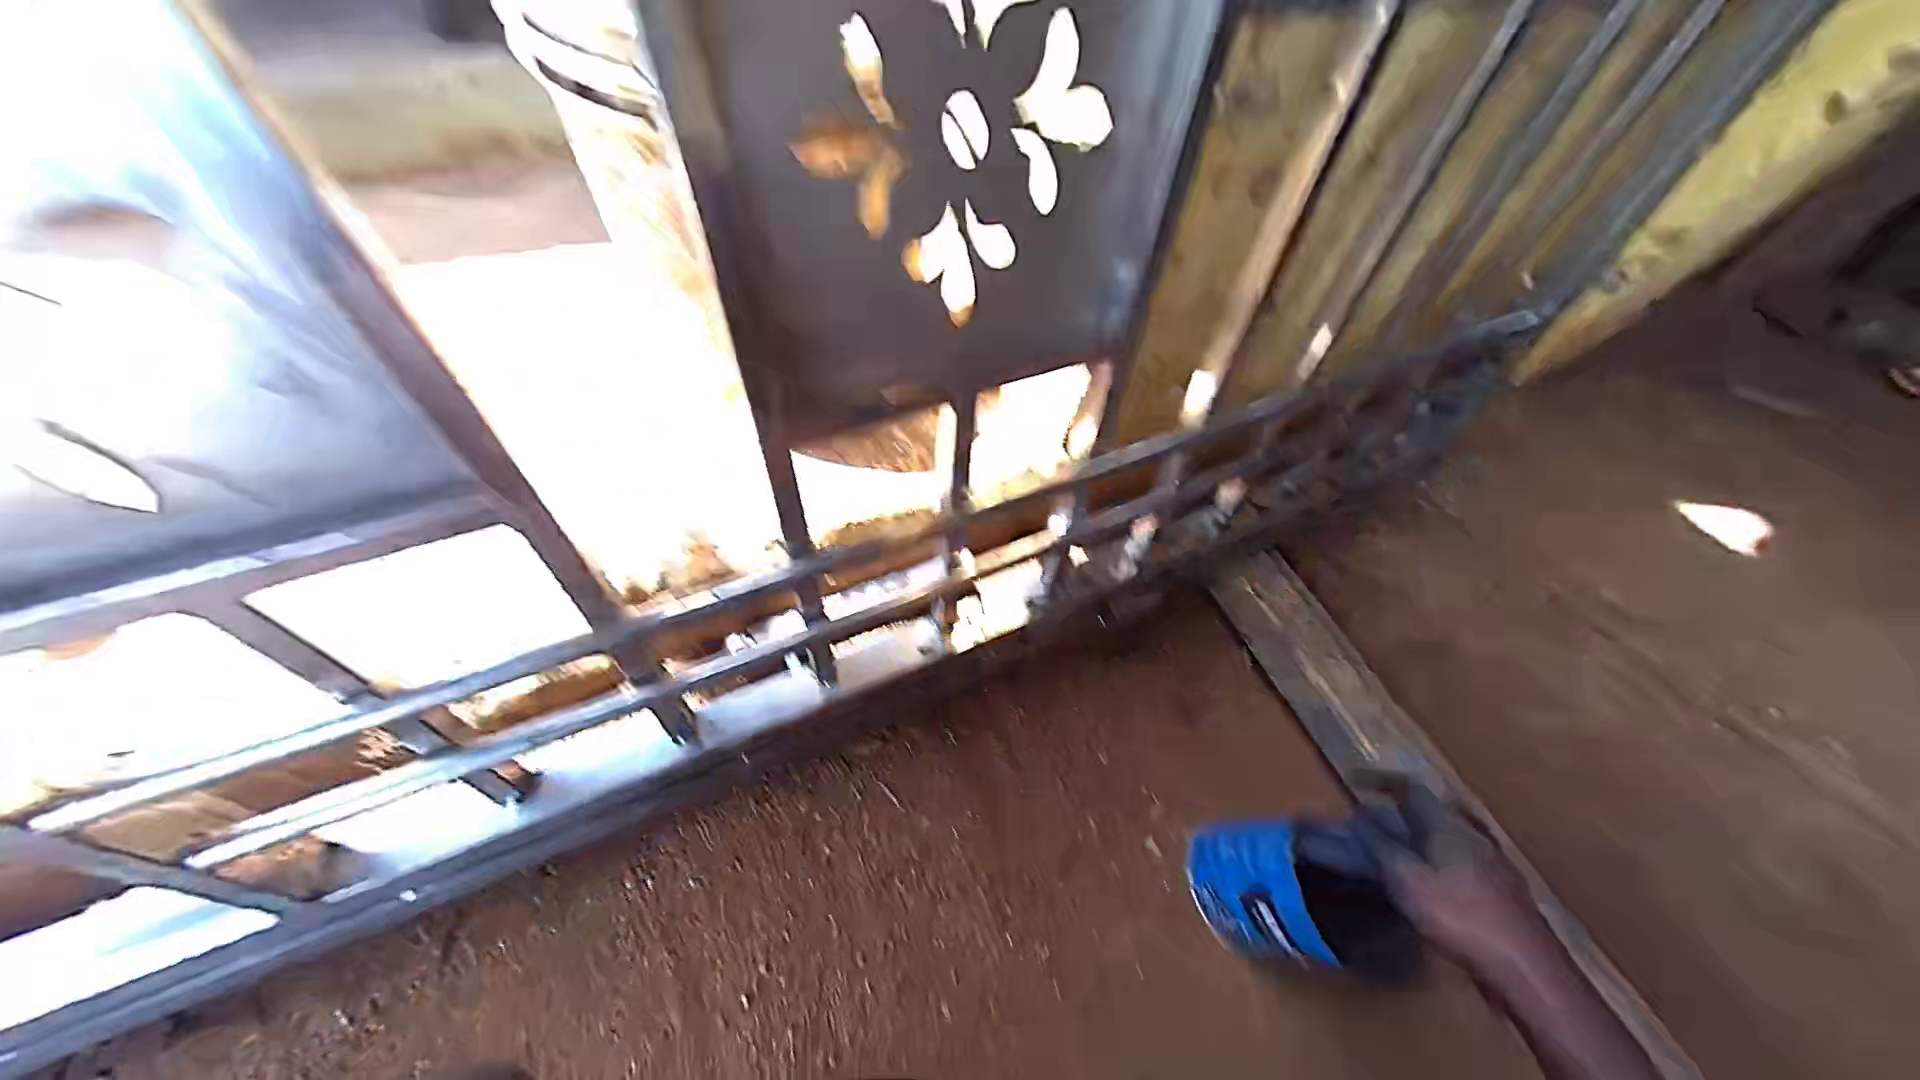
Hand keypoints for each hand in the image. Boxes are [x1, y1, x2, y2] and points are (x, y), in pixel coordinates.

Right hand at [1373, 785, 1555, 976]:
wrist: (1529, 972)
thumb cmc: (1459, 916)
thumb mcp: (1404, 878)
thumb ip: (1379, 844)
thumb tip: (1358, 816)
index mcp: (1448, 826)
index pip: (1412, 788)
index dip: (1383, 780)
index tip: (1358, 781)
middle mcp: (1474, 837)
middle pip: (1432, 812)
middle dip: (1400, 813)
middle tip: (1376, 823)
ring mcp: (1496, 865)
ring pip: (1449, 838)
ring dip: (1420, 838)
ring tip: (1399, 853)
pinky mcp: (1507, 893)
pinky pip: (1463, 861)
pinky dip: (1439, 861)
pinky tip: (1432, 885)